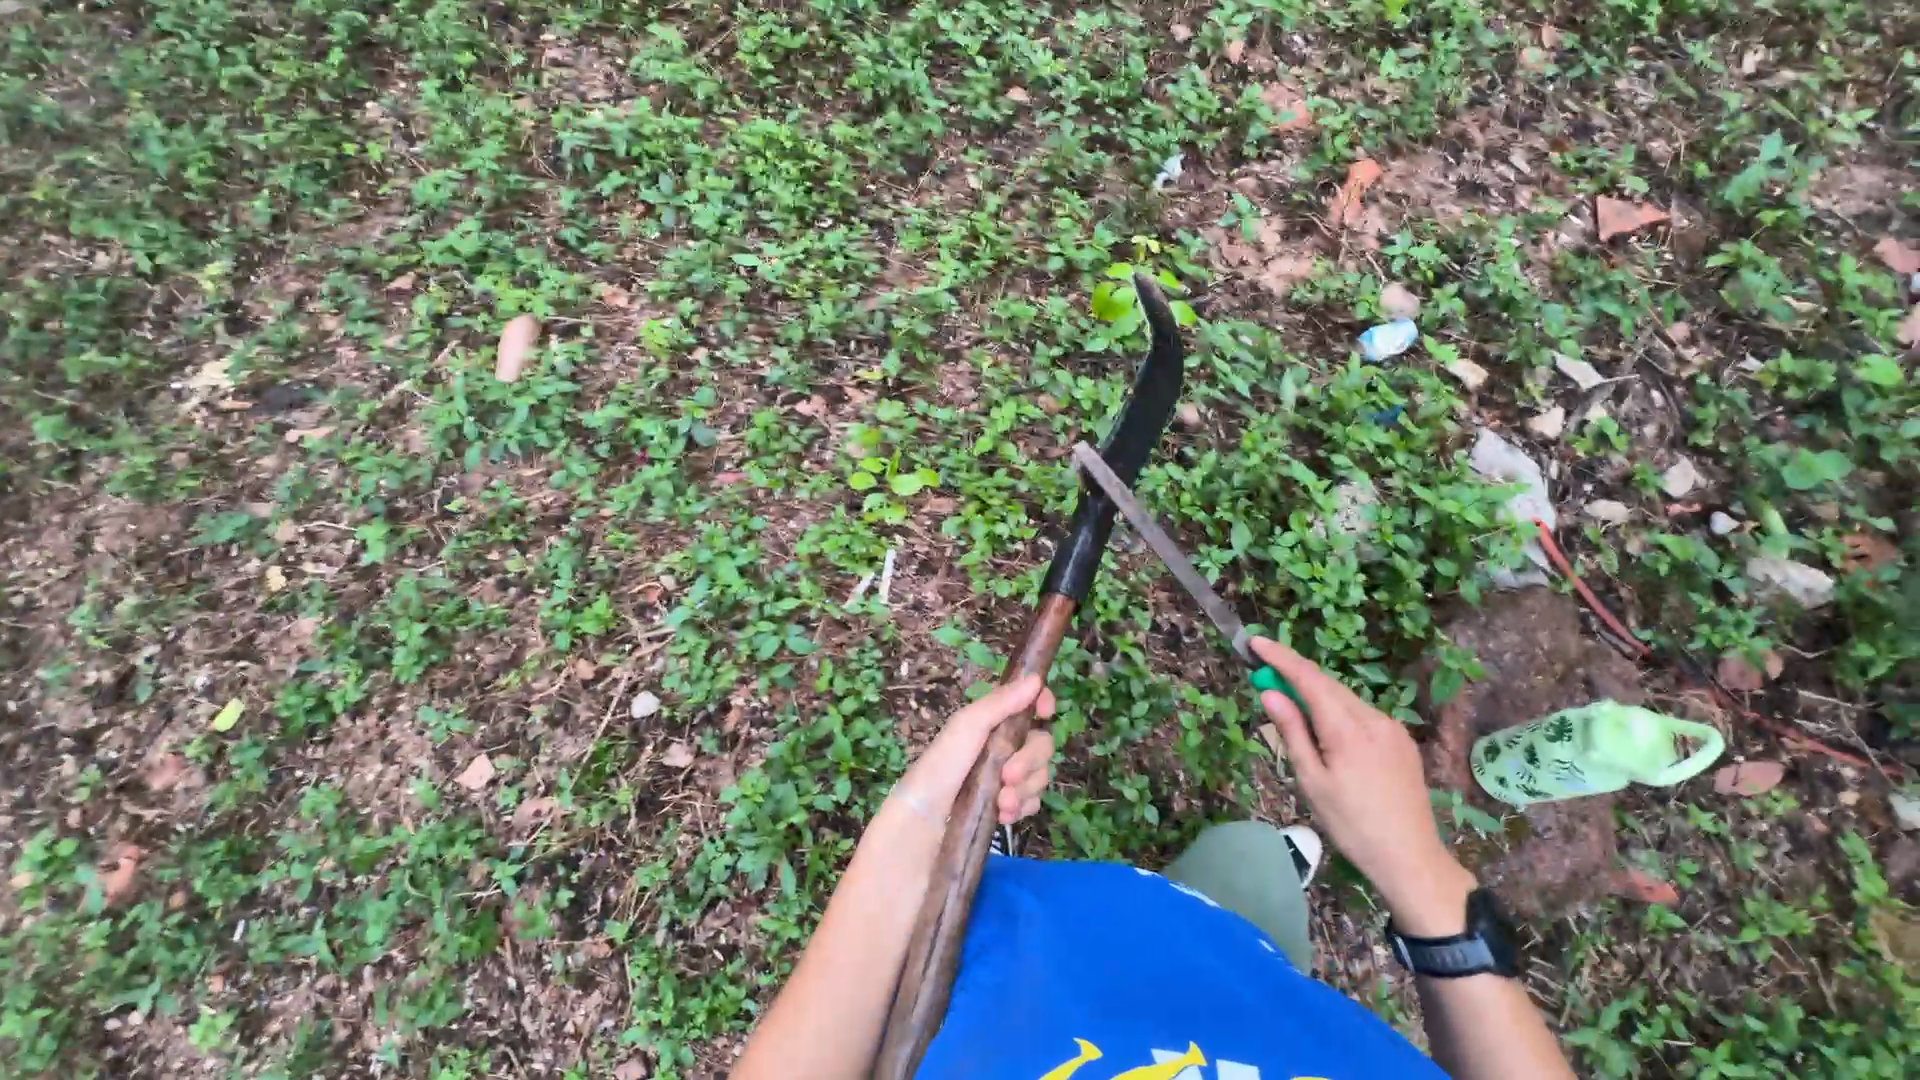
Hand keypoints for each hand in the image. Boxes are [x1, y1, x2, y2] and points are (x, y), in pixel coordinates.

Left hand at [893, 675, 1055, 825]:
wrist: (924, 821)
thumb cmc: (942, 766)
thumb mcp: (967, 726)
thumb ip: (1001, 702)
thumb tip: (1036, 679)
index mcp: (993, 721)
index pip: (1030, 704)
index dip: (1044, 702)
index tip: (1046, 711)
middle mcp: (1004, 745)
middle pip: (1042, 743)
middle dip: (1029, 761)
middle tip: (1008, 776)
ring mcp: (1008, 777)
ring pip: (1041, 775)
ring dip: (1024, 789)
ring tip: (1001, 802)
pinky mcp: (1008, 805)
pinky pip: (1033, 801)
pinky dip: (1021, 807)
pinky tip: (1003, 814)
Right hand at [1252, 638, 1475, 935]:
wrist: (1410, 857)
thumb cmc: (1351, 824)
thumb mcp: (1312, 780)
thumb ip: (1292, 731)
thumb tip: (1271, 693)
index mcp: (1348, 729)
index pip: (1309, 678)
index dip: (1280, 657)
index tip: (1255, 641)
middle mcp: (1373, 719)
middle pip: (1327, 683)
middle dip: (1294, 672)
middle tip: (1263, 671)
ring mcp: (1391, 728)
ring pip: (1345, 697)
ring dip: (1315, 692)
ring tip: (1289, 701)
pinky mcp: (1400, 741)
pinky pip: (1361, 713)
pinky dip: (1336, 708)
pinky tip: (1324, 725)